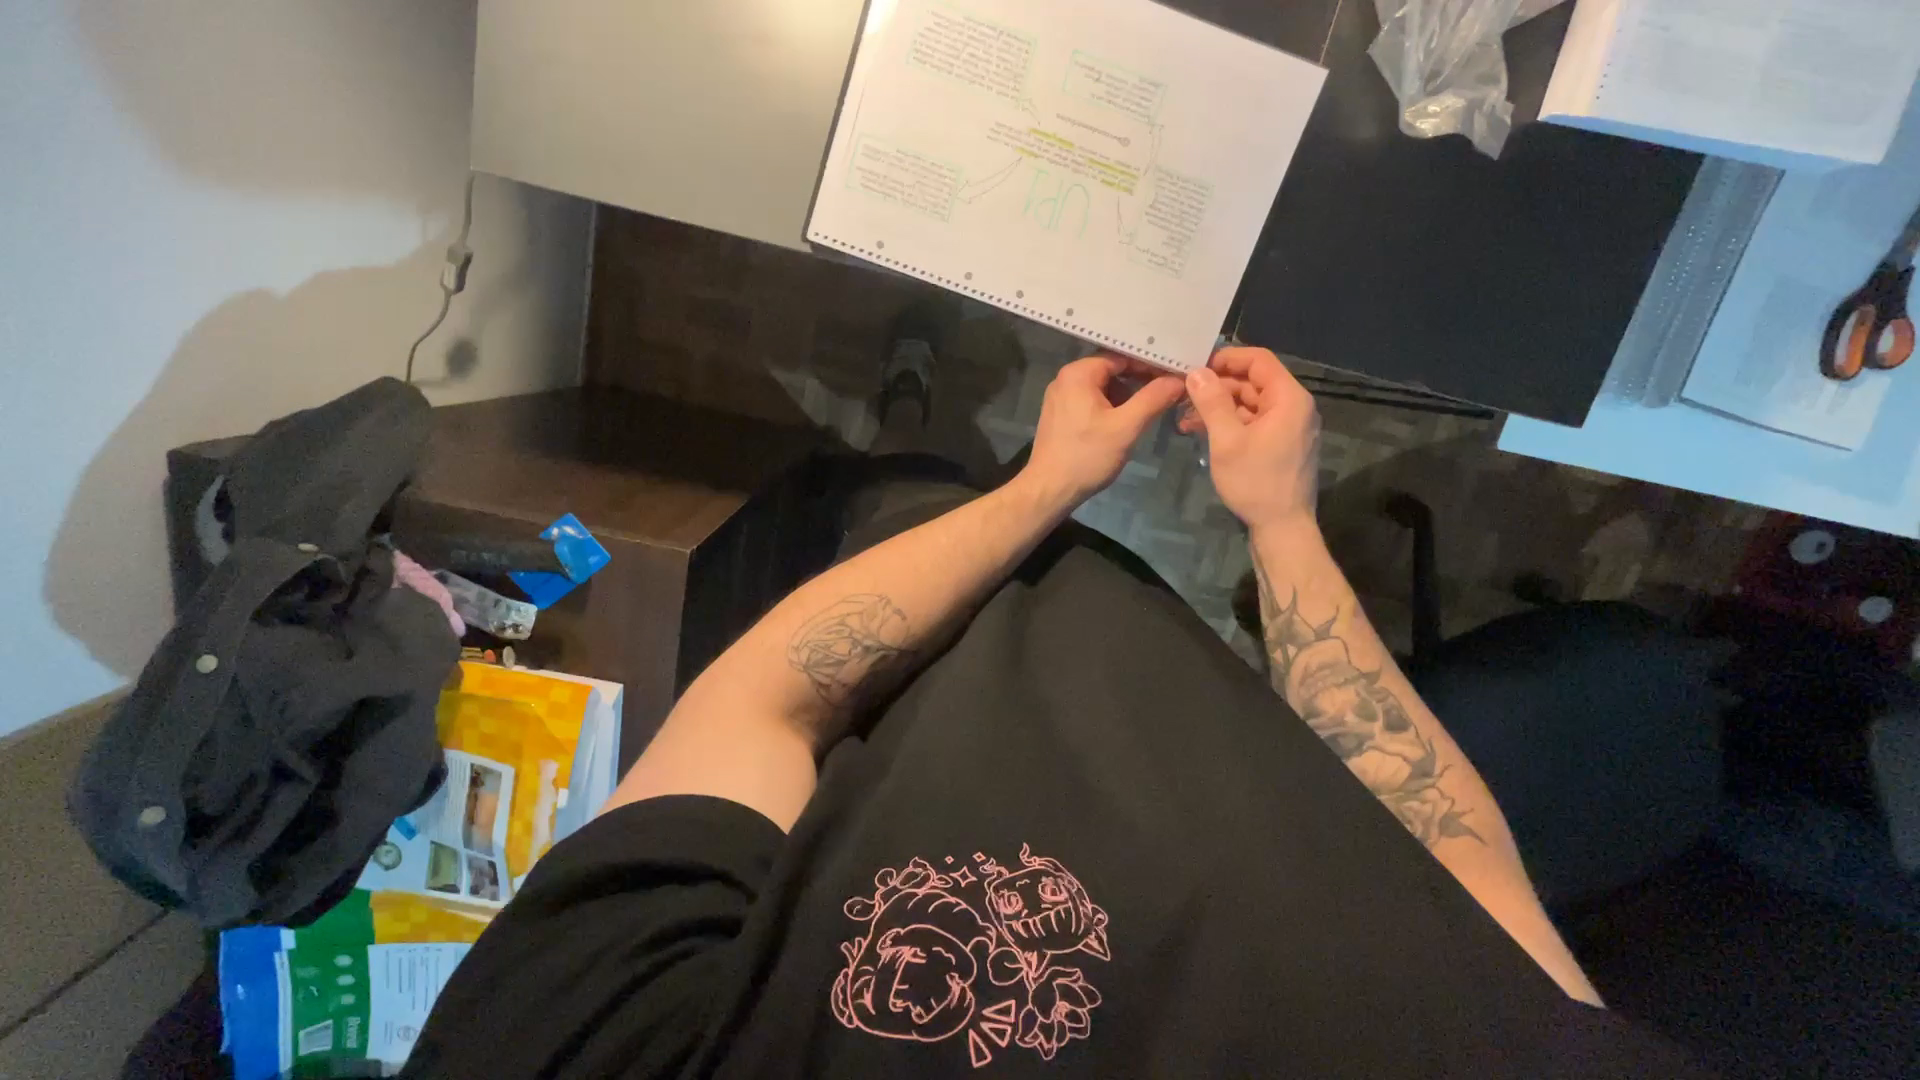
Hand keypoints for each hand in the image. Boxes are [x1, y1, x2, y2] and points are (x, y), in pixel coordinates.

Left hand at [1018, 355, 1184, 507]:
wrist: (1049, 490)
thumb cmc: (1087, 456)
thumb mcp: (1126, 427)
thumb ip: (1153, 399)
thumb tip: (1179, 379)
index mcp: (1078, 373)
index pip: (1122, 356)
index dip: (1150, 365)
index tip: (1174, 376)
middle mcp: (1065, 379)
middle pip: (1111, 371)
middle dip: (1139, 382)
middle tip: (1168, 393)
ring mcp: (1060, 398)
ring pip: (1102, 388)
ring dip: (1126, 397)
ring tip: (1150, 411)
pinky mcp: (1059, 416)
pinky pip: (1090, 403)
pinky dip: (1110, 408)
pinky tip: (1125, 424)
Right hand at [1180, 347, 1320, 534]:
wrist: (1283, 527)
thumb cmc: (1256, 482)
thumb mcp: (1227, 440)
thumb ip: (1212, 402)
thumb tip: (1196, 372)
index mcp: (1289, 399)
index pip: (1259, 361)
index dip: (1227, 358)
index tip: (1197, 366)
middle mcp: (1295, 407)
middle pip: (1254, 382)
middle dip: (1218, 387)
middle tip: (1184, 395)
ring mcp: (1290, 427)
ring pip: (1251, 405)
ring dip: (1220, 407)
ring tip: (1186, 418)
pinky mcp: (1283, 445)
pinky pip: (1255, 423)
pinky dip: (1231, 424)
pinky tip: (1204, 432)